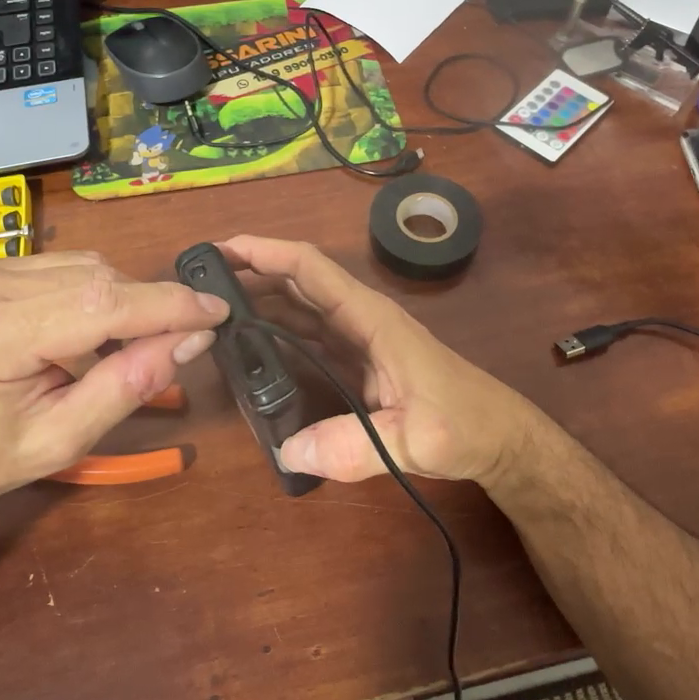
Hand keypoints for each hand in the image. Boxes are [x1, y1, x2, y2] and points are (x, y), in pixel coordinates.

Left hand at [0, 252, 228, 527]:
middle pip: (97, 278)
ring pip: (87, 266)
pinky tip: (89, 331)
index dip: (167, 305)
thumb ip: (127, 385)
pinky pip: (66, 266)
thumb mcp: (63, 440)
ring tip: (122, 347)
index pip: (99, 303)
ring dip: (123, 299)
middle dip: (150, 306)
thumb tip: (191, 339)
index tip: (217, 313)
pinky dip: (96, 293)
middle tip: (178, 344)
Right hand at [219, 236, 540, 486]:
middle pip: (299, 283)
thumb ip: (354, 446)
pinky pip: (309, 339)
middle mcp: (361, 321)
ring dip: (260, 303)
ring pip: (300, 309)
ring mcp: (359, 341)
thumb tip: (287, 451)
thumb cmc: (465, 425)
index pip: (313, 271)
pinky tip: (250, 349)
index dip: (268, 253)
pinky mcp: (358, 363)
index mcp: (373, 320)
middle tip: (199, 282)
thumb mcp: (414, 439)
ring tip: (213, 310)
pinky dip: (277, 336)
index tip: (222, 248)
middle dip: (252, 273)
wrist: (499, 437)